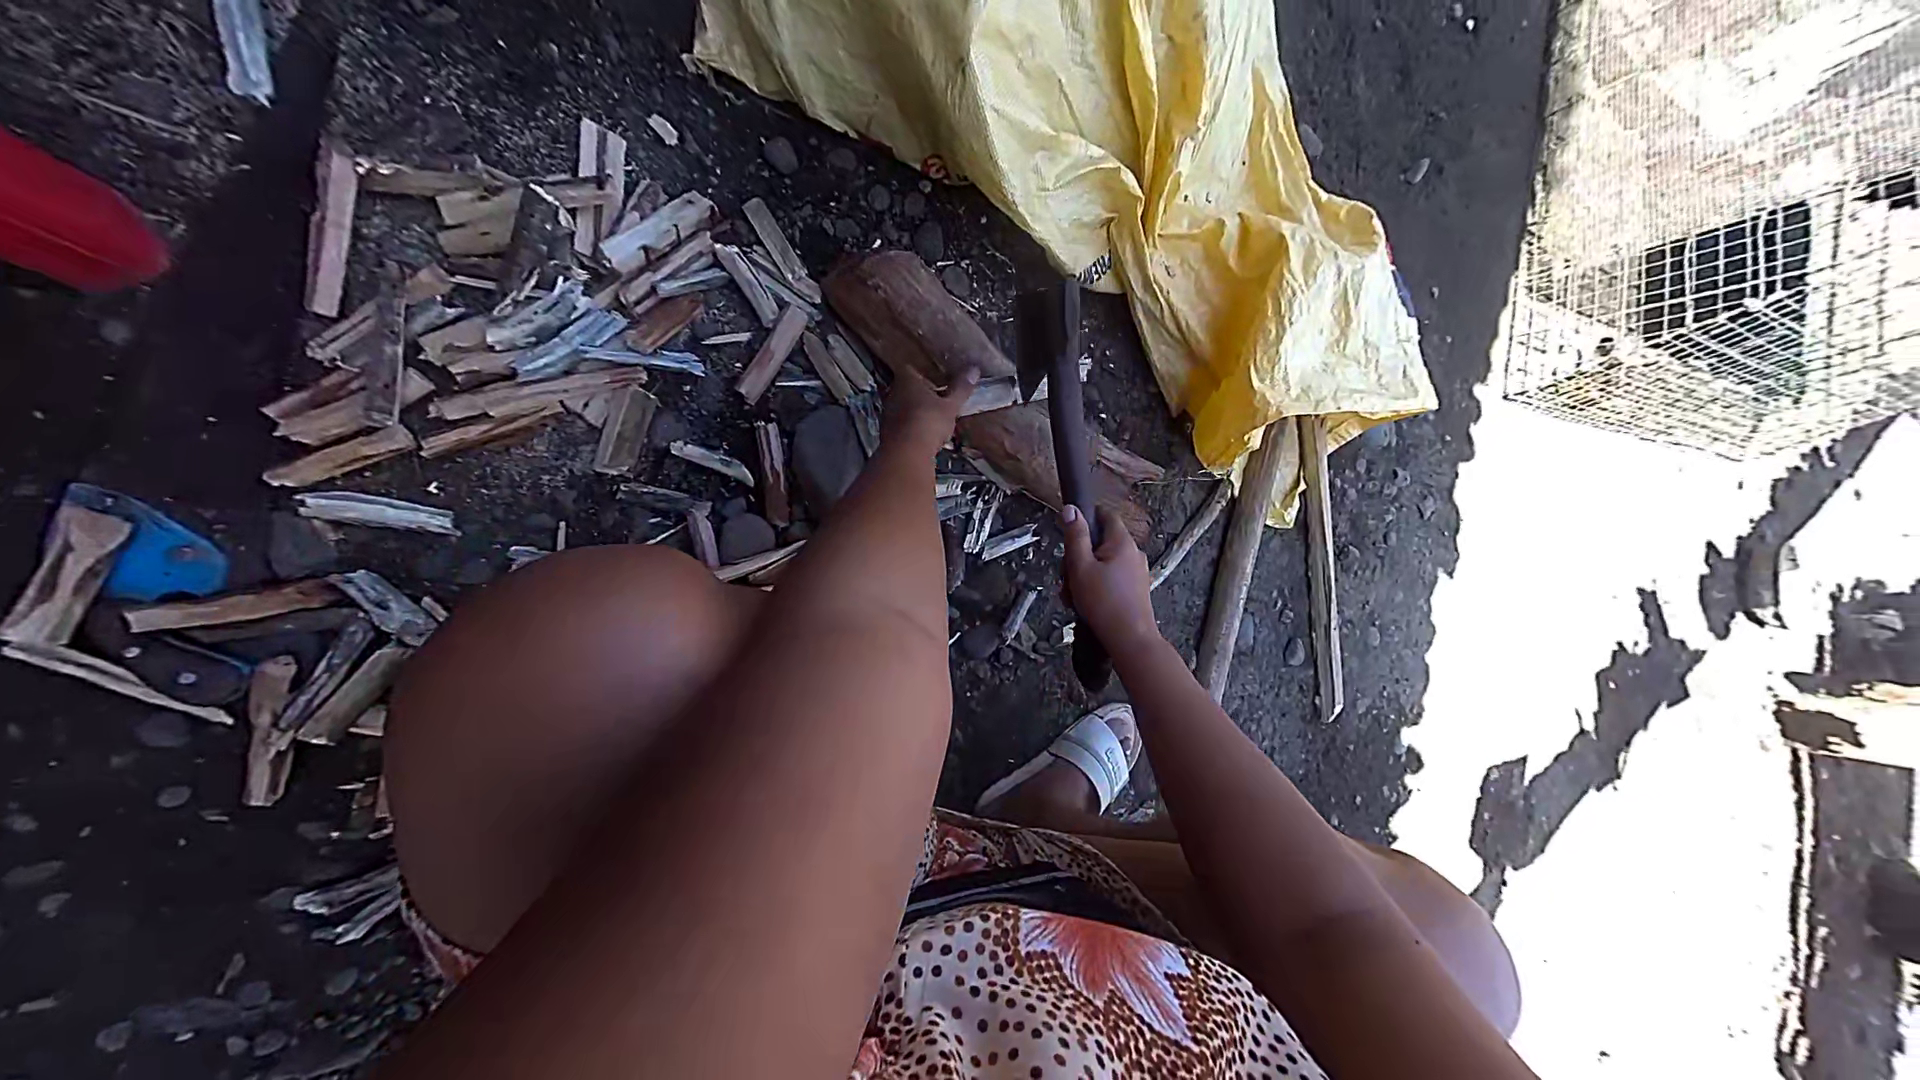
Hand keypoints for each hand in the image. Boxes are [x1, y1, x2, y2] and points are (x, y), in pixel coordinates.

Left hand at [880, 365, 977, 455]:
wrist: (906, 453)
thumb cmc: (929, 421)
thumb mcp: (951, 406)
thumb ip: (961, 389)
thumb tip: (974, 370)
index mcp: (907, 380)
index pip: (912, 368)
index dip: (925, 372)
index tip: (939, 378)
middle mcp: (894, 393)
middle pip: (908, 388)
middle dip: (922, 392)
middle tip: (940, 398)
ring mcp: (888, 413)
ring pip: (905, 406)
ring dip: (917, 411)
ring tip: (935, 417)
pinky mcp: (888, 432)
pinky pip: (903, 424)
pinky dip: (913, 426)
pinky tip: (925, 434)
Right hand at [1060, 505, 1160, 657]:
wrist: (1130, 640)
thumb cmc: (1104, 603)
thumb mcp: (1080, 566)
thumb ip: (1075, 536)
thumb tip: (1071, 509)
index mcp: (1122, 542)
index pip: (1104, 515)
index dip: (1084, 521)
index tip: (1069, 536)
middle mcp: (1133, 553)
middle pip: (1099, 542)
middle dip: (1078, 557)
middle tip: (1067, 577)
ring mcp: (1136, 572)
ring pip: (1102, 564)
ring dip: (1083, 576)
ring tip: (1074, 597)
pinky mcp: (1134, 589)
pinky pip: (1110, 579)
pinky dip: (1095, 587)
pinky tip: (1085, 605)